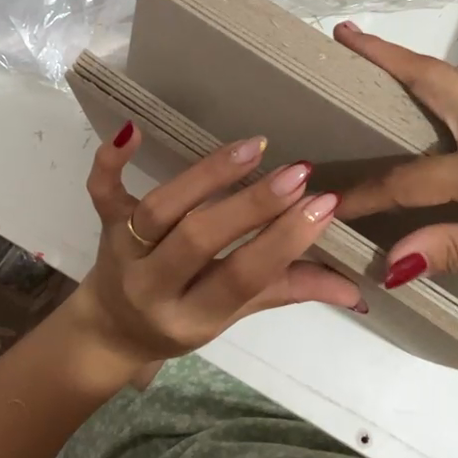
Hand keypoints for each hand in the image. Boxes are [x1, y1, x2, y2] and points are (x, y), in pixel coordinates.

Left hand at [68, 121, 363, 364]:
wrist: (110, 328)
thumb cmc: (179, 320)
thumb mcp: (230, 316)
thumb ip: (286, 292)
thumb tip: (356, 289)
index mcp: (191, 316)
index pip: (241, 278)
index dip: (282, 243)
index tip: (323, 205)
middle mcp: (152, 285)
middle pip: (197, 240)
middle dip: (250, 207)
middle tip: (298, 173)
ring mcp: (123, 250)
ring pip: (159, 210)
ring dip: (206, 176)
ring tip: (253, 148)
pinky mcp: (103, 223)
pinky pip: (101, 191)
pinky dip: (111, 162)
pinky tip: (132, 129)